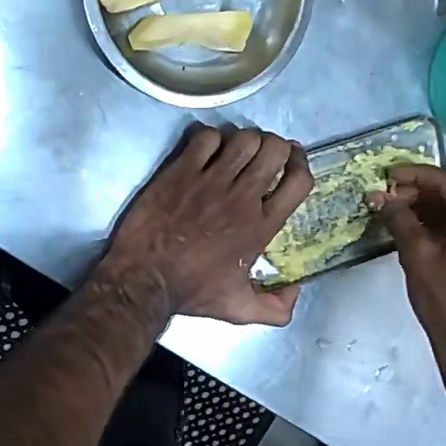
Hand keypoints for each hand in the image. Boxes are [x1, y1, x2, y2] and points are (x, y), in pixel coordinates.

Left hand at [101, 126, 314, 326]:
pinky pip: (206, 137)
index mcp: (261, 225)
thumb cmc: (192, 292)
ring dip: (245, 139)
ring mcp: (211, 180)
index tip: (292, 162)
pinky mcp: (181, 170)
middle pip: (274, 149)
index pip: (298, 181)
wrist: (144, 278)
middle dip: (275, 145)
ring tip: (236, 150)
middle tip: (263, 153)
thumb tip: (296, 292)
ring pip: (243, 138)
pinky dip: (211, 138)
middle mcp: (242, 197)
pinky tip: (206, 150)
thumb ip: (276, 307)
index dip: (300, 164)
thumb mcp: (239, 309)